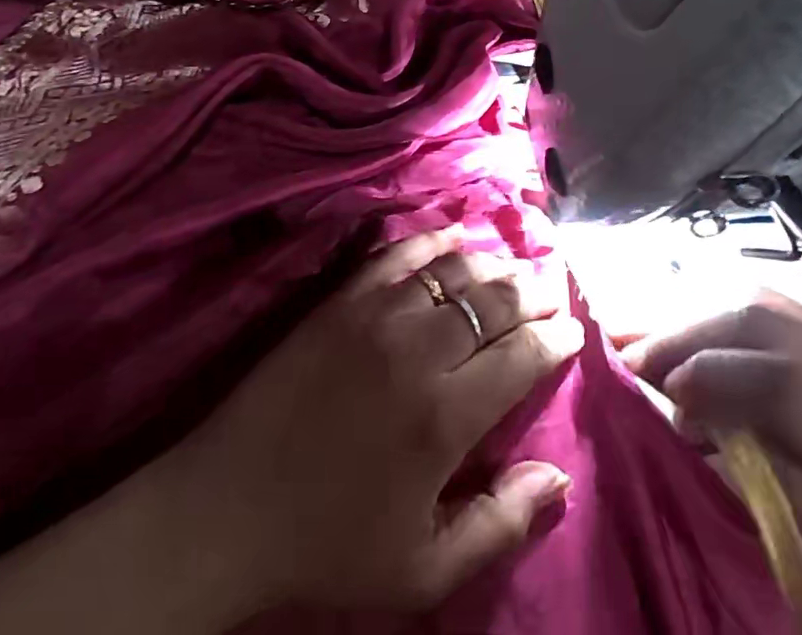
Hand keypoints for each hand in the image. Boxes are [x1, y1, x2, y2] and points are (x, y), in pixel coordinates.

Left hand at [159, 228, 584, 615]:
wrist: (230, 505)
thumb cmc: (329, 543)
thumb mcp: (425, 567)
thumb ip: (501, 523)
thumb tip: (559, 478)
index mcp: (446, 416)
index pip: (522, 355)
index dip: (555, 338)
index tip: (572, 330)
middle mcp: (415, 352)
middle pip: (492, 302)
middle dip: (531, 291)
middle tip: (550, 288)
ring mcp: (370, 318)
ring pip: (447, 271)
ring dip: (488, 263)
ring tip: (509, 265)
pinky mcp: (334, 304)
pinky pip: (391, 257)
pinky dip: (426, 241)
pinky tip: (447, 235)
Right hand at [625, 293, 801, 634]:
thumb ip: (762, 479)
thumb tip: (686, 416)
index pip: (797, 391)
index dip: (717, 377)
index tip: (655, 386)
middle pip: (768, 328)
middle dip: (686, 337)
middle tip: (630, 358)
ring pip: (763, 303)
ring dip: (693, 316)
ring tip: (646, 338)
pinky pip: (773, 304)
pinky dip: (715, 311)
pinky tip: (685, 330)